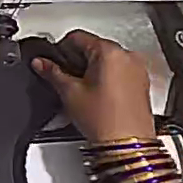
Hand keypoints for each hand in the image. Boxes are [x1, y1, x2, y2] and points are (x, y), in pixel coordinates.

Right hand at [31, 30, 156, 143]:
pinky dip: (106, 77)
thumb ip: (52, 72)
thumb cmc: (106, 122)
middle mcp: (127, 56)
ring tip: (82, 90)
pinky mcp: (141, 82)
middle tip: (65, 78)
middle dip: (76, 60)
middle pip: (93, 46)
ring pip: (106, 59)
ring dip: (91, 69)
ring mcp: (137, 69)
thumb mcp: (70, 93)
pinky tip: (97, 95)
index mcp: (109, 52)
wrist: (128, 146)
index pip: (77, 37)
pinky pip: (119, 70)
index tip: (54, 61)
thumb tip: (41, 63)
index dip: (60, 49)